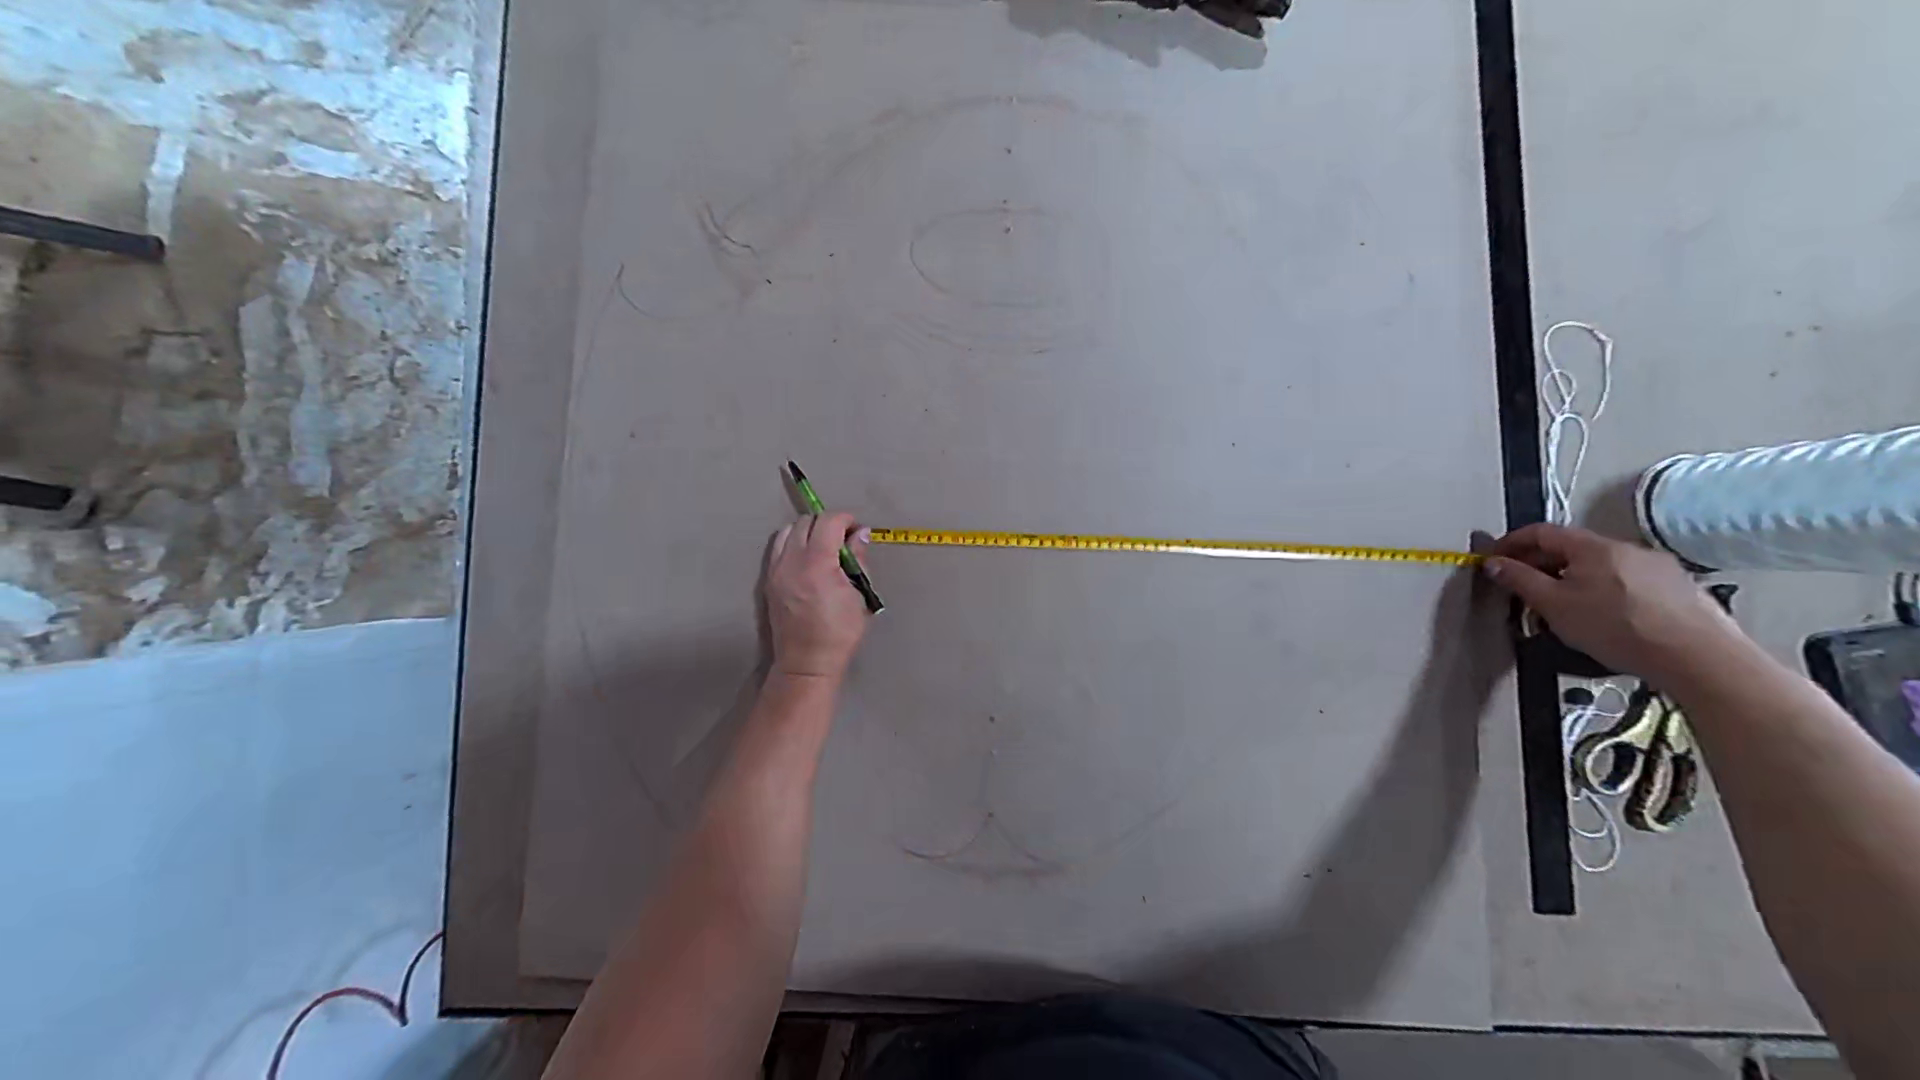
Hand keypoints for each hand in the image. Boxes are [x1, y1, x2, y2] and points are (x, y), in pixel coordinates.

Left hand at [764, 513, 872, 680]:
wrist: (806, 663)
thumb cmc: (840, 634)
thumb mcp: (860, 597)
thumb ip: (859, 561)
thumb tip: (860, 534)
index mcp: (817, 564)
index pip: (829, 522)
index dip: (846, 520)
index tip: (857, 532)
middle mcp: (791, 561)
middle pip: (807, 521)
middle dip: (828, 524)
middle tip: (844, 541)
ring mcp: (776, 570)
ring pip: (788, 531)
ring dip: (808, 531)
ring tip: (823, 549)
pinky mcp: (768, 580)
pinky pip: (778, 548)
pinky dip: (793, 544)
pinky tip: (807, 560)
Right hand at [1483, 523, 1744, 680]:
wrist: (1698, 657)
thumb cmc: (1616, 627)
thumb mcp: (1553, 604)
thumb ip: (1518, 579)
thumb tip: (1493, 562)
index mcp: (1593, 546)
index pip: (1541, 532)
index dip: (1511, 542)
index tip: (1493, 560)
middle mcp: (1627, 548)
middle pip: (1571, 549)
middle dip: (1540, 565)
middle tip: (1522, 590)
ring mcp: (1658, 567)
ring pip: (1599, 566)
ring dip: (1571, 580)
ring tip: (1562, 609)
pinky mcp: (1678, 589)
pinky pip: (1626, 581)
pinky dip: (1602, 591)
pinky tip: (1603, 617)